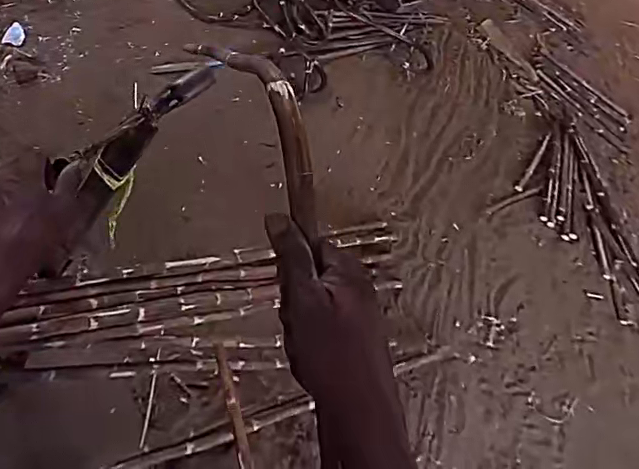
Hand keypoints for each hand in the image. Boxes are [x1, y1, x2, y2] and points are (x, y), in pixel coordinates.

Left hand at [0, 150, 84, 293]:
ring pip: (2, 189)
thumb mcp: (63, 215)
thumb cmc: (31, 242)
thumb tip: (74, 168)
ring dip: (14, 200)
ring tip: (24, 227)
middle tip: (44, 210)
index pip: (38, 155)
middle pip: (19, 171)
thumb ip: (69, 186)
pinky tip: (4, 237)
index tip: (57, 190)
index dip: (50, 170)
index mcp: (22, 171)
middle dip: (32, 186)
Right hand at [267, 213, 412, 467]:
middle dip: (292, 298)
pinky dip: (307, 344)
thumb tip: (277, 217)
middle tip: (295, 318)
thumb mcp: (303, 297)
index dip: (292, 261)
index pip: (311, 244)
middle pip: (307, 276)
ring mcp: (357, 320)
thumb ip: (292, 256)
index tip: (286, 281)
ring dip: (297, 324)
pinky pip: (317, 331)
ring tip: (304, 344)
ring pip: (308, 306)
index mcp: (350, 273)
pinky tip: (310, 361)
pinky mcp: (353, 346)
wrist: (361, 421)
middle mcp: (357, 291)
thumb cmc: (333, 355)